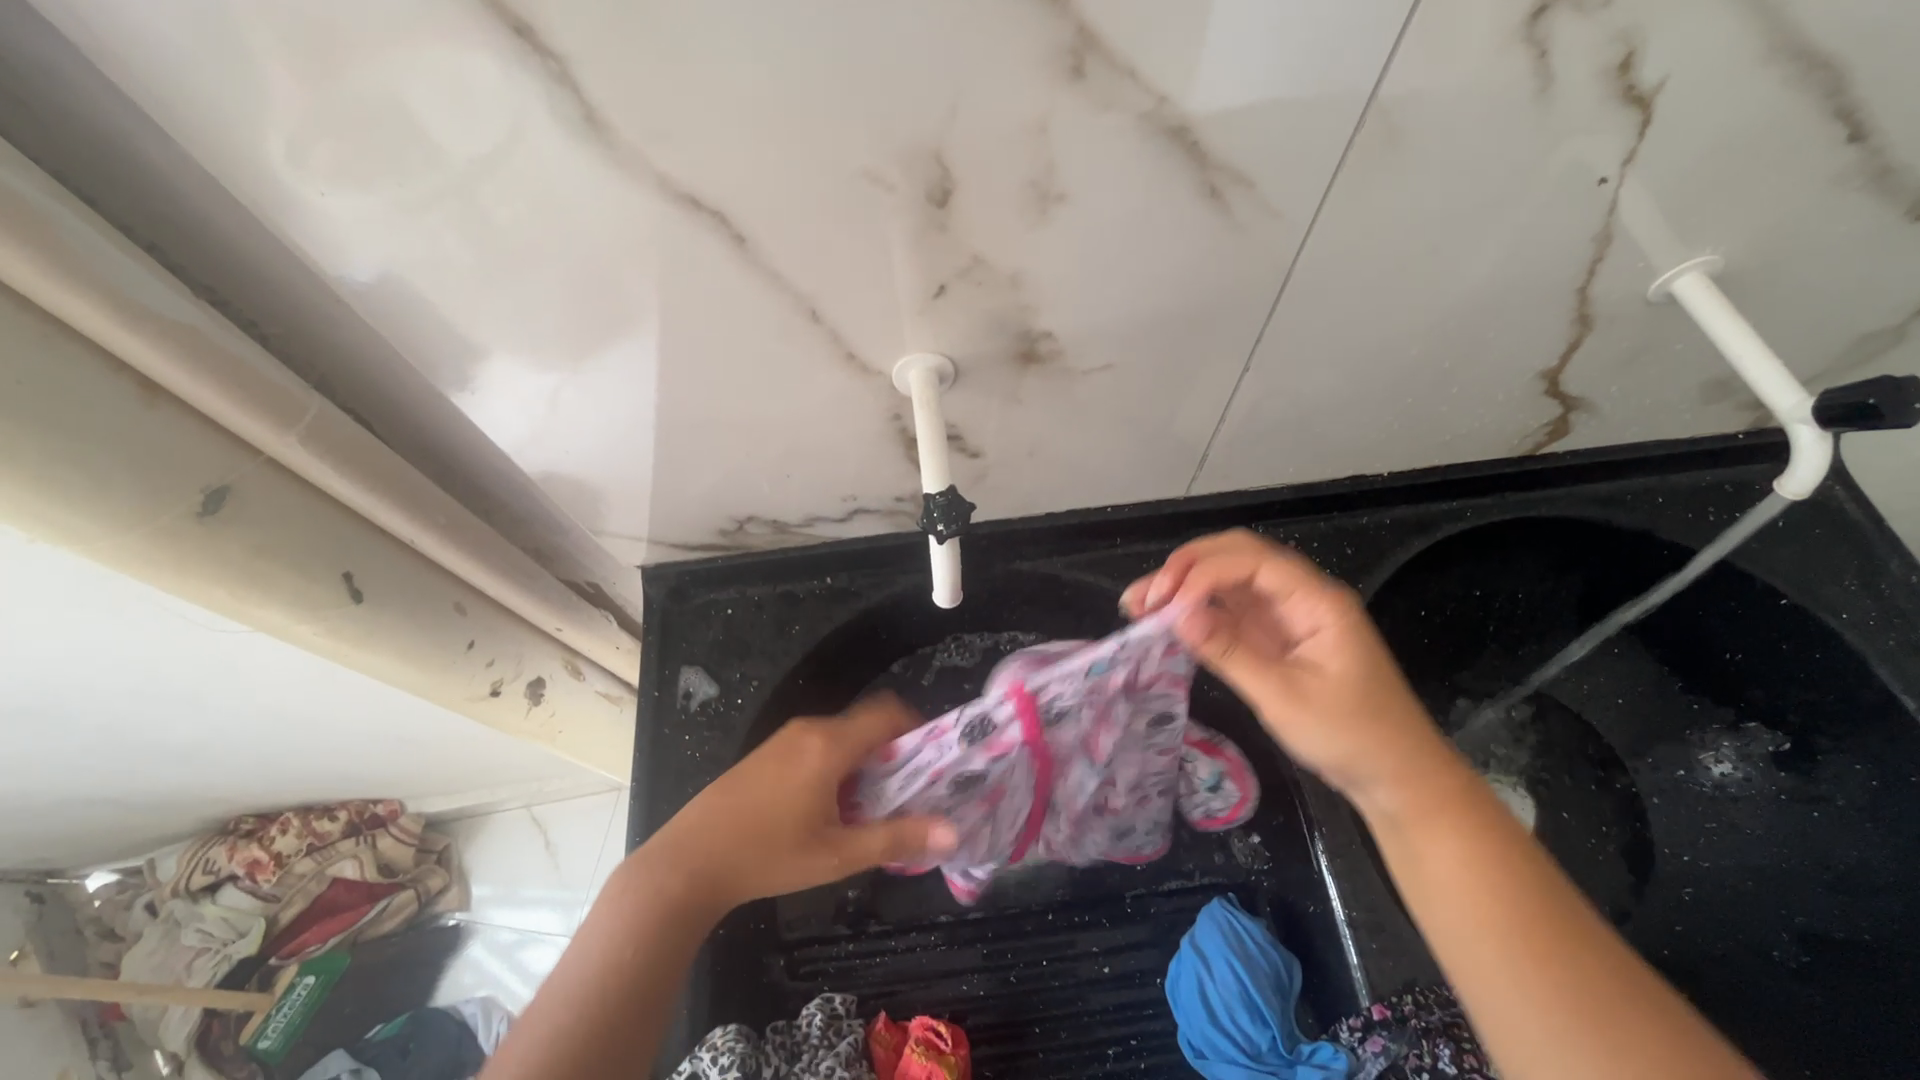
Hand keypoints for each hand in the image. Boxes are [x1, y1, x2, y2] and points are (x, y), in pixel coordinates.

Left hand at [642, 694, 958, 912]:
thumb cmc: (768, 855)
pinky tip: (832, 810)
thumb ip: (897, 838)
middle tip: (912, 794)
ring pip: (842, 738)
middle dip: (895, 754)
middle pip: (867, 725)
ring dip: (865, 764)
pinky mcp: (766, 755)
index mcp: (830, 744)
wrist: (688, 862)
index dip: (919, 729)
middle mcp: (809, 730)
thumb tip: (952, 833)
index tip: (935, 763)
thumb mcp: (838, 854)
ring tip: (874, 808)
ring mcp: (783, 740)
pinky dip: (839, 767)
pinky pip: (818, 747)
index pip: (889, 712)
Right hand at [1123, 529, 1454, 806]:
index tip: (1165, 604)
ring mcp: (1287, 615)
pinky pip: (1231, 611)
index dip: (1203, 572)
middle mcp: (1300, 596)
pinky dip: (1197, 612)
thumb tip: (1177, 615)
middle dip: (1186, 567)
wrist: (1395, 774)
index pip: (1252, 561)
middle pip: (1238, 556)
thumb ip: (1229, 651)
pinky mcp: (1276, 637)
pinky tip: (1166, 622)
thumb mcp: (1284, 697)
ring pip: (1229, 581)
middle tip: (1143, 596)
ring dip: (1185, 586)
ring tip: (1139, 605)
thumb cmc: (1349, 735)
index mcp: (1316, 600)